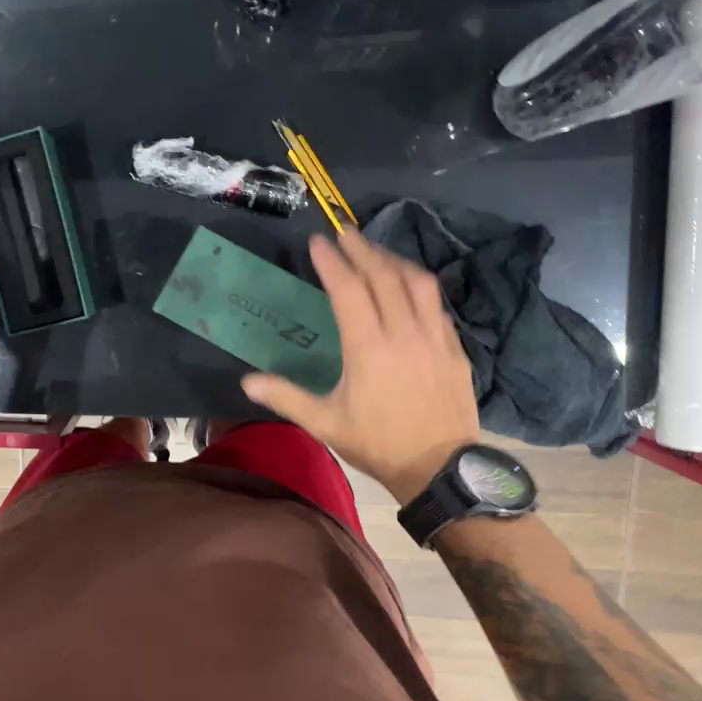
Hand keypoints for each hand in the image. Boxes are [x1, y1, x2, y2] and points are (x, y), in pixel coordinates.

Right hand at [242, 231, 478, 504]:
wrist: (440, 467)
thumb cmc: (377, 444)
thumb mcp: (325, 424)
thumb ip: (286, 397)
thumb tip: (247, 381)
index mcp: (368, 347)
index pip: (349, 290)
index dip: (332, 262)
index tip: (318, 242)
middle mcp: (403, 332)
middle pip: (384, 275)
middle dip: (362, 249)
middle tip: (345, 233)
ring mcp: (434, 337)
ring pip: (417, 282)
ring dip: (393, 261)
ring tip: (375, 252)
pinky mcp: (454, 348)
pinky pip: (436, 304)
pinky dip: (418, 285)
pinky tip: (409, 287)